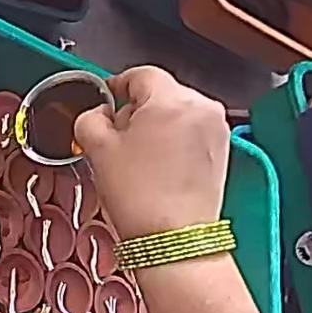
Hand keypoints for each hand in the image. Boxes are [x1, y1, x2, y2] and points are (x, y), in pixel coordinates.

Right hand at [72, 65, 230, 237]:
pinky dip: (170, 143)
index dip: (115, 86)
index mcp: (171, 99)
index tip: (104, 100)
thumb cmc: (139, 195)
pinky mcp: (221, 152)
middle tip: (112, 139)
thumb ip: (90, 119)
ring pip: (175, 114)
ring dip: (152, 128)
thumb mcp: (98, 150)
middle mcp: (201, 107)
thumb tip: (97, 114)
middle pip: (159, 93)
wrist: (172, 237)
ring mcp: (216, 130)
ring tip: (133, 159)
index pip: (139, 74)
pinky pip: (189, 134)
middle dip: (134, 111)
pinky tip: (153, 169)